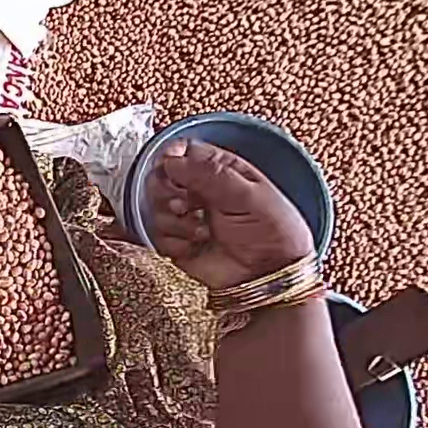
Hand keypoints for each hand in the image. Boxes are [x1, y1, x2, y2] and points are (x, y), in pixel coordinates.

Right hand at [148, 140, 314, 289]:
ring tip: (201, 231)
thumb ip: (209, 173)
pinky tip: (196, 245)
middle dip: (168, 193)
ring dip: (175, 221)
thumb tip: (171, 160)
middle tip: (187, 205)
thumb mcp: (247, 194)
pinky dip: (174, 242)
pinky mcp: (177, 244)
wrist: (270, 275)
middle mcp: (199, 192)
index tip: (170, 168)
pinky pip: (157, 237)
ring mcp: (186, 219)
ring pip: (156, 210)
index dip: (171, 158)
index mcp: (220, 170)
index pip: (183, 152)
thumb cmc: (272, 231)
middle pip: (160, 180)